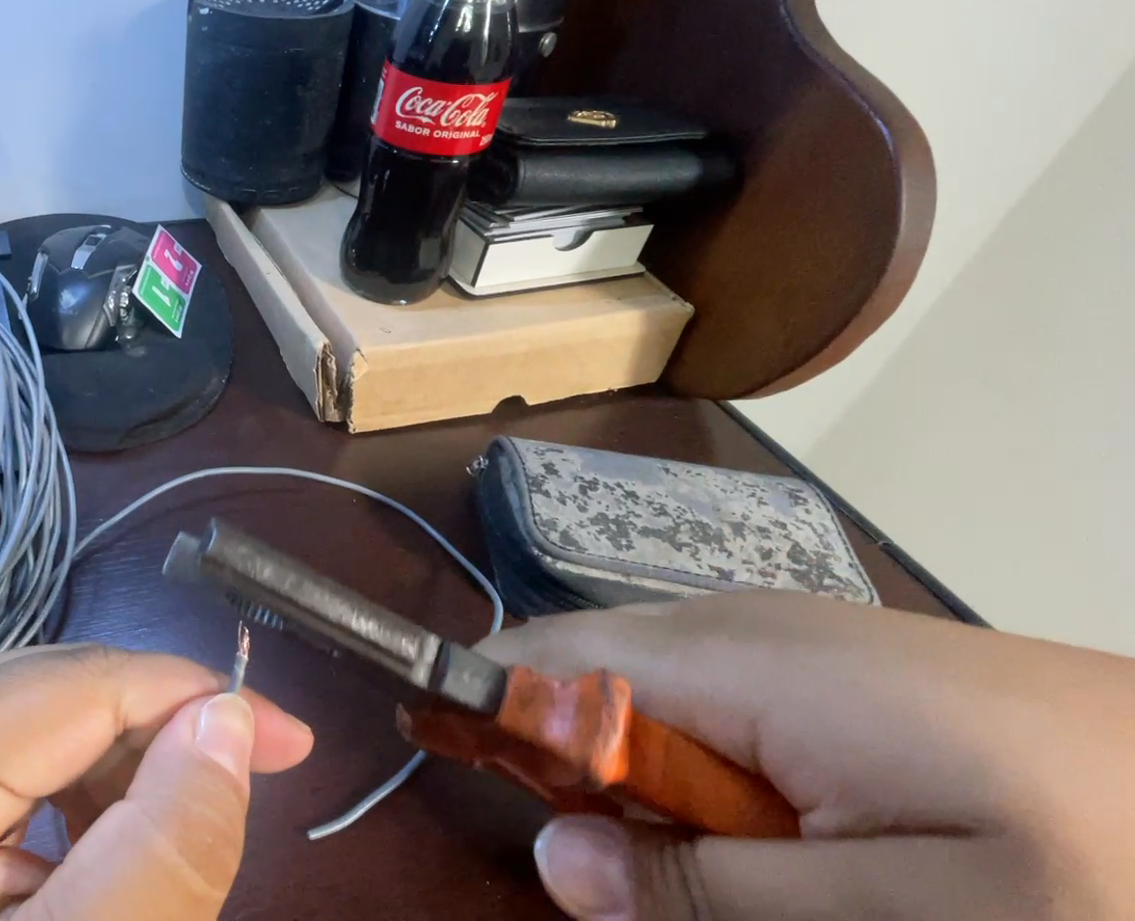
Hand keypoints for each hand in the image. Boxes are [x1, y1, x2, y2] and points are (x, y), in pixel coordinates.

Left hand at [0, 644, 314, 919]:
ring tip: (172, 845)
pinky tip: (103, 857)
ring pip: (56, 725)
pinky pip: (23, 765)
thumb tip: (231, 719)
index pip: (91, 681)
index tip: (294, 745)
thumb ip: (156, 851)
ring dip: (131, 774)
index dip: (199, 698)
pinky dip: (85, 802)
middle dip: (166, 739)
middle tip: (238, 808)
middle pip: (72, 694)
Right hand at [474, 591, 1134, 919]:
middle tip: (597, 856)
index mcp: (729, 659)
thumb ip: (713, 889)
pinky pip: (699, 689)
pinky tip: (751, 816)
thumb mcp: (913, 914)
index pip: (549, 655)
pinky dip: (686, 752)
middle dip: (560, 751)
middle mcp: (727, 620)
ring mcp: (772, 629)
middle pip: (583, 665)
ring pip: (638, 682)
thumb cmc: (1096, 851)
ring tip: (684, 850)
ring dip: (628, 764)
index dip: (483, 701)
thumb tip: (551, 858)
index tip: (442, 754)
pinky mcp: (806, 651)